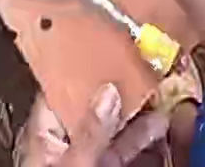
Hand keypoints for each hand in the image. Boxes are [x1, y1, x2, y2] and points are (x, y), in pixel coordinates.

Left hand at [18, 83, 170, 166]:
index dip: (83, 68)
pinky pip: (120, 153)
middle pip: (90, 106)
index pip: (61, 87)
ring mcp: (83, 160)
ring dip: (135, 114)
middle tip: (141, 69)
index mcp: (45, 131)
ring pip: (111, 130)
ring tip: (158, 97)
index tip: (107, 49)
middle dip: (117, 89)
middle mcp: (64, 141)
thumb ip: (91, 131)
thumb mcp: (73, 165)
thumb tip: (107, 90)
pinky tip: (157, 130)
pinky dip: (138, 141)